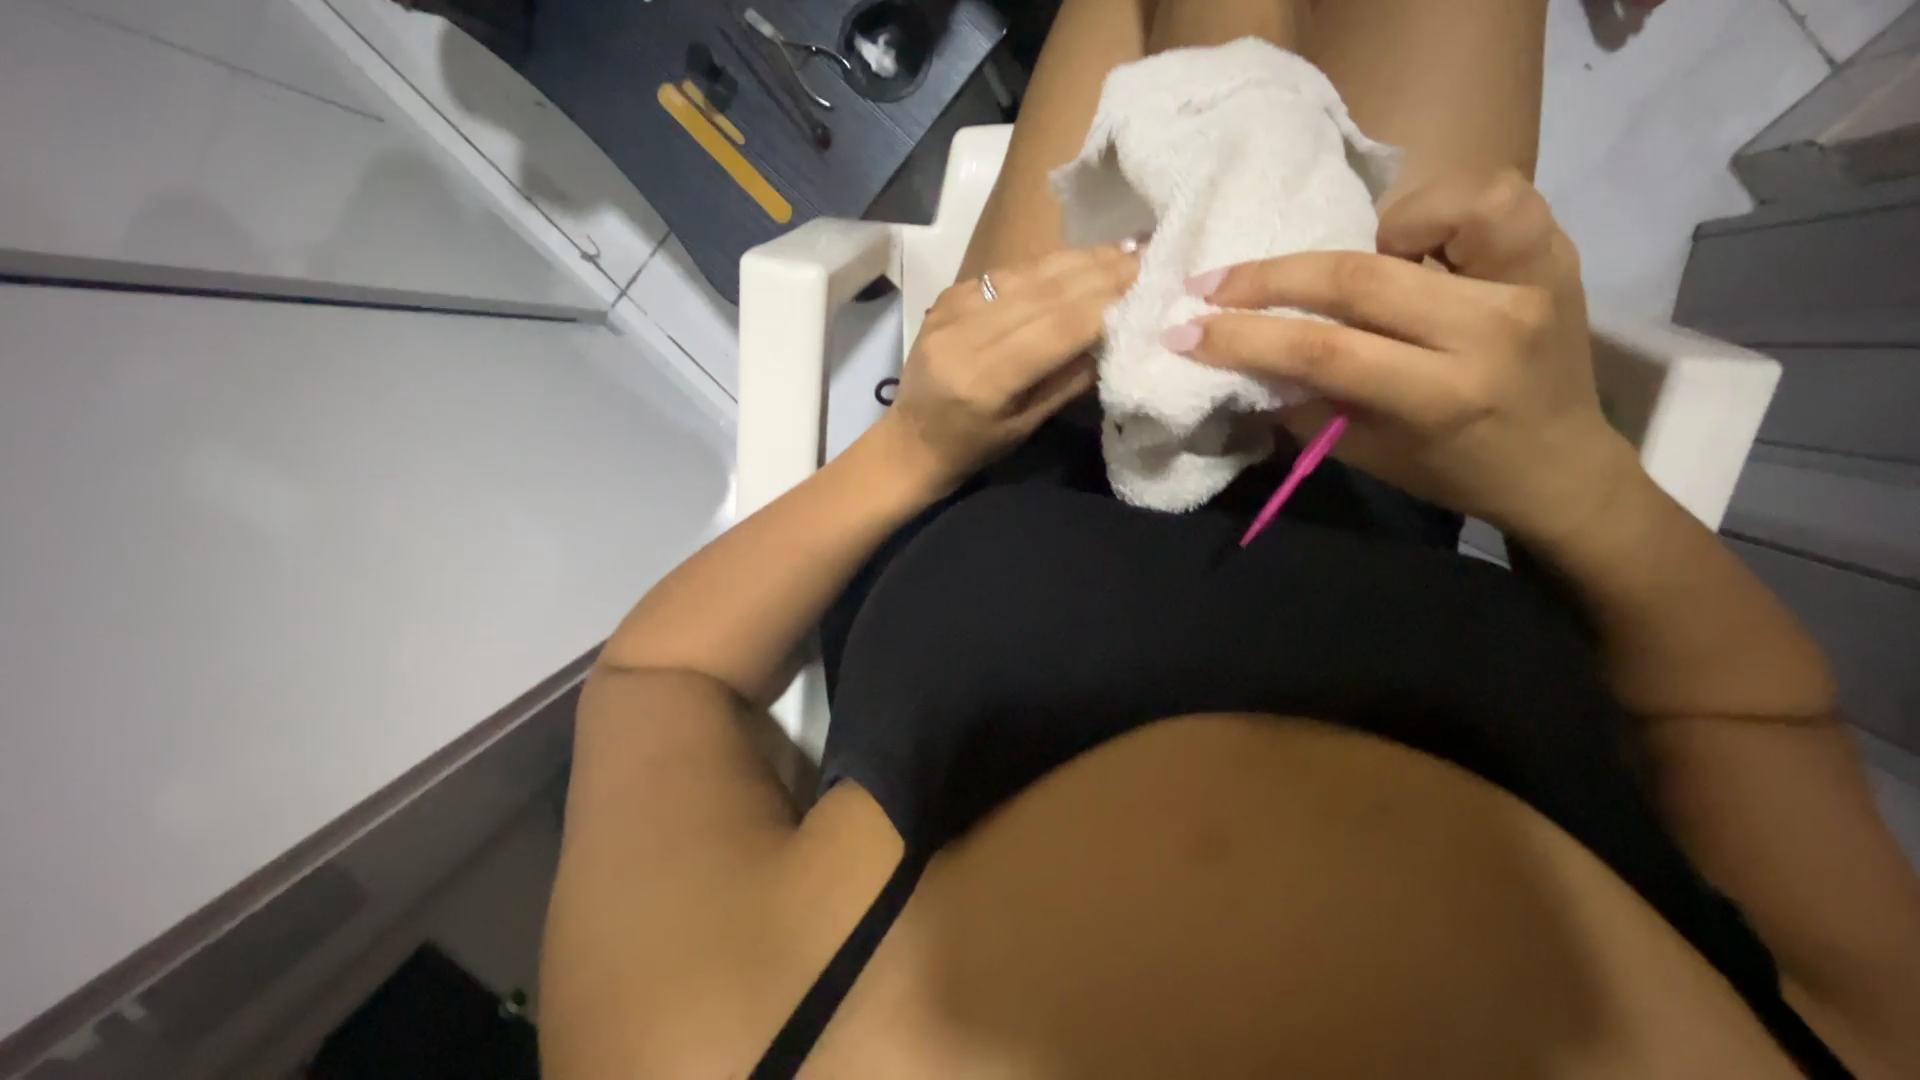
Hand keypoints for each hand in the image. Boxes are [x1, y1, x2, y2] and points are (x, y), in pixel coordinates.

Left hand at [877, 243, 1139, 490]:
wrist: (910, 439)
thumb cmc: (973, 446)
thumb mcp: (1027, 425)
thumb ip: (1071, 379)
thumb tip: (1121, 333)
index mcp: (984, 377)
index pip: (1057, 326)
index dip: (1107, 301)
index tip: (1151, 282)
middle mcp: (965, 333)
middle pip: (1046, 290)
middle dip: (1104, 271)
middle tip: (1153, 255)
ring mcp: (953, 308)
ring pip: (1030, 273)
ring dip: (1082, 259)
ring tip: (1128, 250)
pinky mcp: (950, 295)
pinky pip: (1010, 273)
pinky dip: (1051, 266)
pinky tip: (1083, 260)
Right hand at [1167, 170, 1639, 545]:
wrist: (1561, 464)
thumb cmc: (1454, 471)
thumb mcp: (1368, 454)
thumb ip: (1306, 403)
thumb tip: (1241, 358)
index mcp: (1440, 397)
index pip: (1325, 350)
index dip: (1244, 336)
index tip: (1185, 330)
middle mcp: (1489, 330)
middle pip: (1358, 278)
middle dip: (1269, 278)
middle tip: (1213, 284)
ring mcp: (1531, 282)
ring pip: (1430, 214)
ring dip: (1365, 237)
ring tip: (1351, 270)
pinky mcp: (1554, 253)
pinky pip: (1491, 197)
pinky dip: (1436, 209)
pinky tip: (1414, 244)